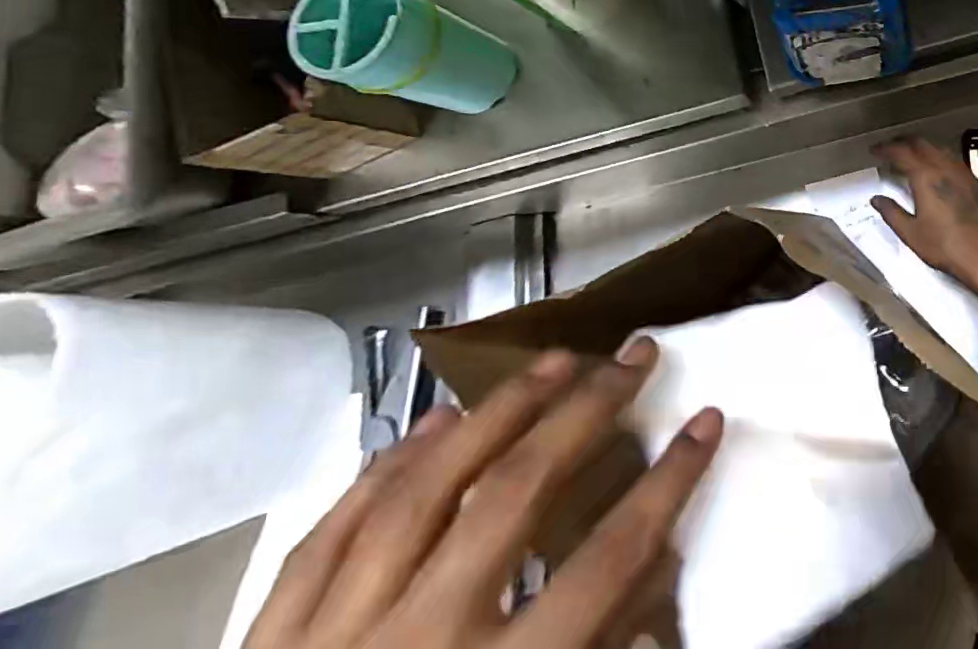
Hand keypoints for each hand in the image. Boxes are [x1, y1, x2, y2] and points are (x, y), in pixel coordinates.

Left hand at [244, 339, 721, 648]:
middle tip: (632, 356)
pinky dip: (390, 466)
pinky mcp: (271, 642)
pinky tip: (434, 421)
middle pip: (517, 496)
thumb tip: (658, 563)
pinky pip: (335, 529)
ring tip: (552, 362)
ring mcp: (333, 637)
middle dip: (587, 412)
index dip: (668, 483)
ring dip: (498, 412)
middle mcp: (421, 645)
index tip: (706, 420)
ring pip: (425, 490)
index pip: (609, 562)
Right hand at [870, 136, 977, 291]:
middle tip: (890, 149)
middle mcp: (946, 170)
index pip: (902, 152)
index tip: (875, 150)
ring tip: (911, 158)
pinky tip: (937, 172)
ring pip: (940, 150)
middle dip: (903, 142)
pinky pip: (954, 161)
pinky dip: (939, 159)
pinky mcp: (977, 185)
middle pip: (922, 144)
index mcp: (927, 177)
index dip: (885, 148)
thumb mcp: (911, 233)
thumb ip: (891, 213)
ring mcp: (965, 175)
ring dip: (923, 149)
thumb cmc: (947, 247)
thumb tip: (877, 200)